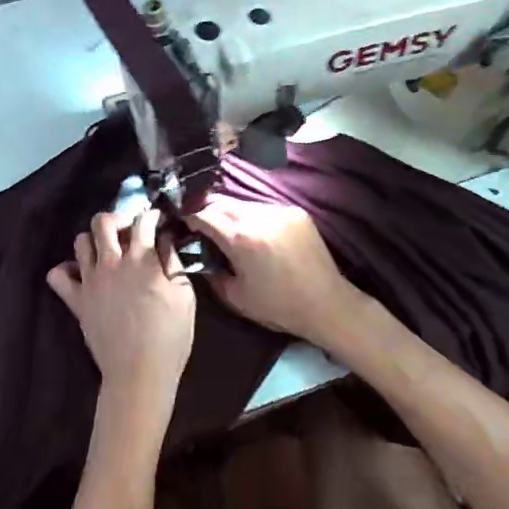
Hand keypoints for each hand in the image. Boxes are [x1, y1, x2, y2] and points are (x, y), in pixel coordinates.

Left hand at [48, 209, 196, 406]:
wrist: (139, 374)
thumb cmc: (170, 336)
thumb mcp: (185, 296)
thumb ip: (173, 262)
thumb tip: (164, 240)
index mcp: (142, 260)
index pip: (143, 221)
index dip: (152, 216)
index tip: (157, 220)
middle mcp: (112, 263)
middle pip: (103, 221)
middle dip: (117, 218)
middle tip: (128, 231)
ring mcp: (90, 280)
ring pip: (80, 241)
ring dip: (94, 240)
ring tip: (107, 251)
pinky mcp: (76, 300)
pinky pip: (57, 275)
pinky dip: (66, 270)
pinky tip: (82, 275)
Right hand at [187, 198, 359, 344]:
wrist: (326, 304)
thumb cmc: (278, 306)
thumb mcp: (235, 297)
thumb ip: (211, 271)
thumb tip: (198, 254)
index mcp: (241, 238)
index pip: (205, 214)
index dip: (190, 217)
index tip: (182, 223)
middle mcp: (259, 216)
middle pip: (222, 202)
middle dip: (208, 211)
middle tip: (201, 226)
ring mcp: (280, 210)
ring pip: (244, 204)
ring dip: (232, 214)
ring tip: (230, 232)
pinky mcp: (295, 212)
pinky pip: (265, 208)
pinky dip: (254, 218)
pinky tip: (257, 235)